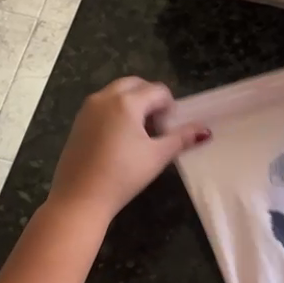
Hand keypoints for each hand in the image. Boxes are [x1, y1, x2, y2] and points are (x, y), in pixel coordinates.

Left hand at [47, 78, 209, 219]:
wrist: (79, 197)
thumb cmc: (123, 176)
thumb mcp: (157, 156)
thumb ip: (182, 138)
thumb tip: (205, 131)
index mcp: (126, 102)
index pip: (158, 90)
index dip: (169, 107)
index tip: (169, 129)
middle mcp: (104, 97)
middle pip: (135, 85)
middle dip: (150, 99)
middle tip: (156, 126)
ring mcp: (87, 109)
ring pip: (116, 93)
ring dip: (132, 103)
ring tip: (139, 133)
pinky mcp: (78, 122)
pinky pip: (102, 106)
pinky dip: (115, 112)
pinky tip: (118, 141)